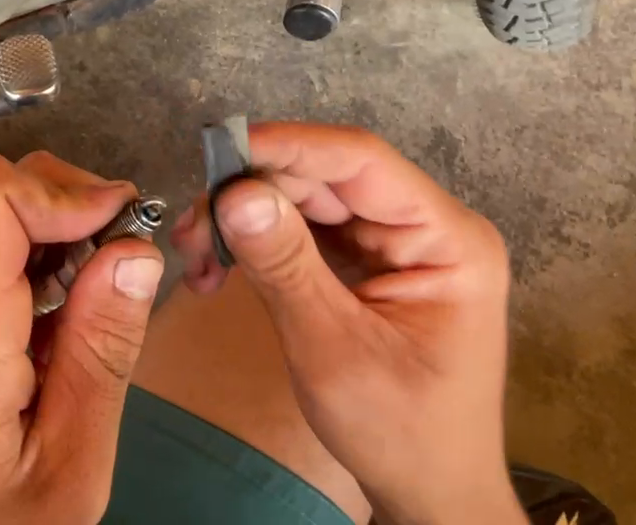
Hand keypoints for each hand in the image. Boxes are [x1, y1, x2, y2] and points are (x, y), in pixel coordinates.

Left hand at [0, 152, 165, 524]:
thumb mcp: (67, 464)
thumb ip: (102, 351)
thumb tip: (136, 249)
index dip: (64, 191)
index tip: (123, 225)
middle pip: (4, 190)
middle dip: (77, 206)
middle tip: (129, 265)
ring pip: (2, 216)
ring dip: (64, 236)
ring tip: (104, 304)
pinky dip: (42, 262)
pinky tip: (66, 323)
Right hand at [173, 123, 523, 524]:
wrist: (427, 496)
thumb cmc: (400, 433)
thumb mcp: (335, 351)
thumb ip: (286, 266)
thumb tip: (234, 192)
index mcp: (445, 238)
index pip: (358, 160)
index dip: (286, 146)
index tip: (215, 151)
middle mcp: (418, 224)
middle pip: (318, 177)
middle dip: (246, 195)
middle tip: (190, 232)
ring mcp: (386, 240)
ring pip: (296, 198)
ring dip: (239, 220)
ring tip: (195, 257)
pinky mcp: (357, 258)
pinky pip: (294, 227)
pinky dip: (249, 241)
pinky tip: (215, 268)